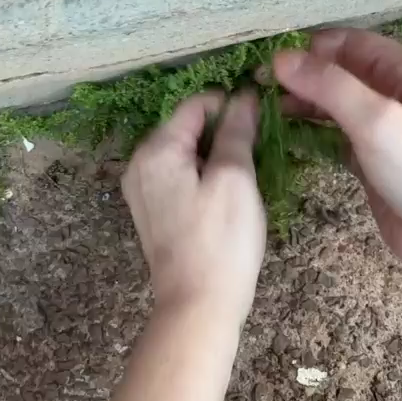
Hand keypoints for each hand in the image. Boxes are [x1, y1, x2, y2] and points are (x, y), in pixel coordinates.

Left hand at [120, 91, 265, 327]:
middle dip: (222, 129)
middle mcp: (139, 163)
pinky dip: (201, 173)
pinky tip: (226, 191)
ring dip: (214, 152)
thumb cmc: (220, 241)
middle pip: (185, 126)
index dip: (230, 104)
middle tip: (259, 147)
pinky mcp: (151, 209)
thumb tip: (243, 96)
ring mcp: (141, 188)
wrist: (197, 304)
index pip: (194, 104)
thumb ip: (237, 132)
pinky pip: (177, 175)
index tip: (262, 117)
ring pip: (182, 151)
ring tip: (247, 171)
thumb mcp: (235, 179)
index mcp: (156, 150)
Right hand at [273, 29, 401, 276]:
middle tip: (258, 91)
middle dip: (300, 77)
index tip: (268, 65)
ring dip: (302, 105)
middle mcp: (398, 92)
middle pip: (339, 72)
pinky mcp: (373, 158)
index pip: (349, 42)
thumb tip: (279, 57)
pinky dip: (311, 133)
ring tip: (264, 113)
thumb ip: (327, 85)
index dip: (308, 49)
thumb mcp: (376, 119)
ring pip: (334, 104)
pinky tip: (284, 137)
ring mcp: (385, 127)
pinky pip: (334, 135)